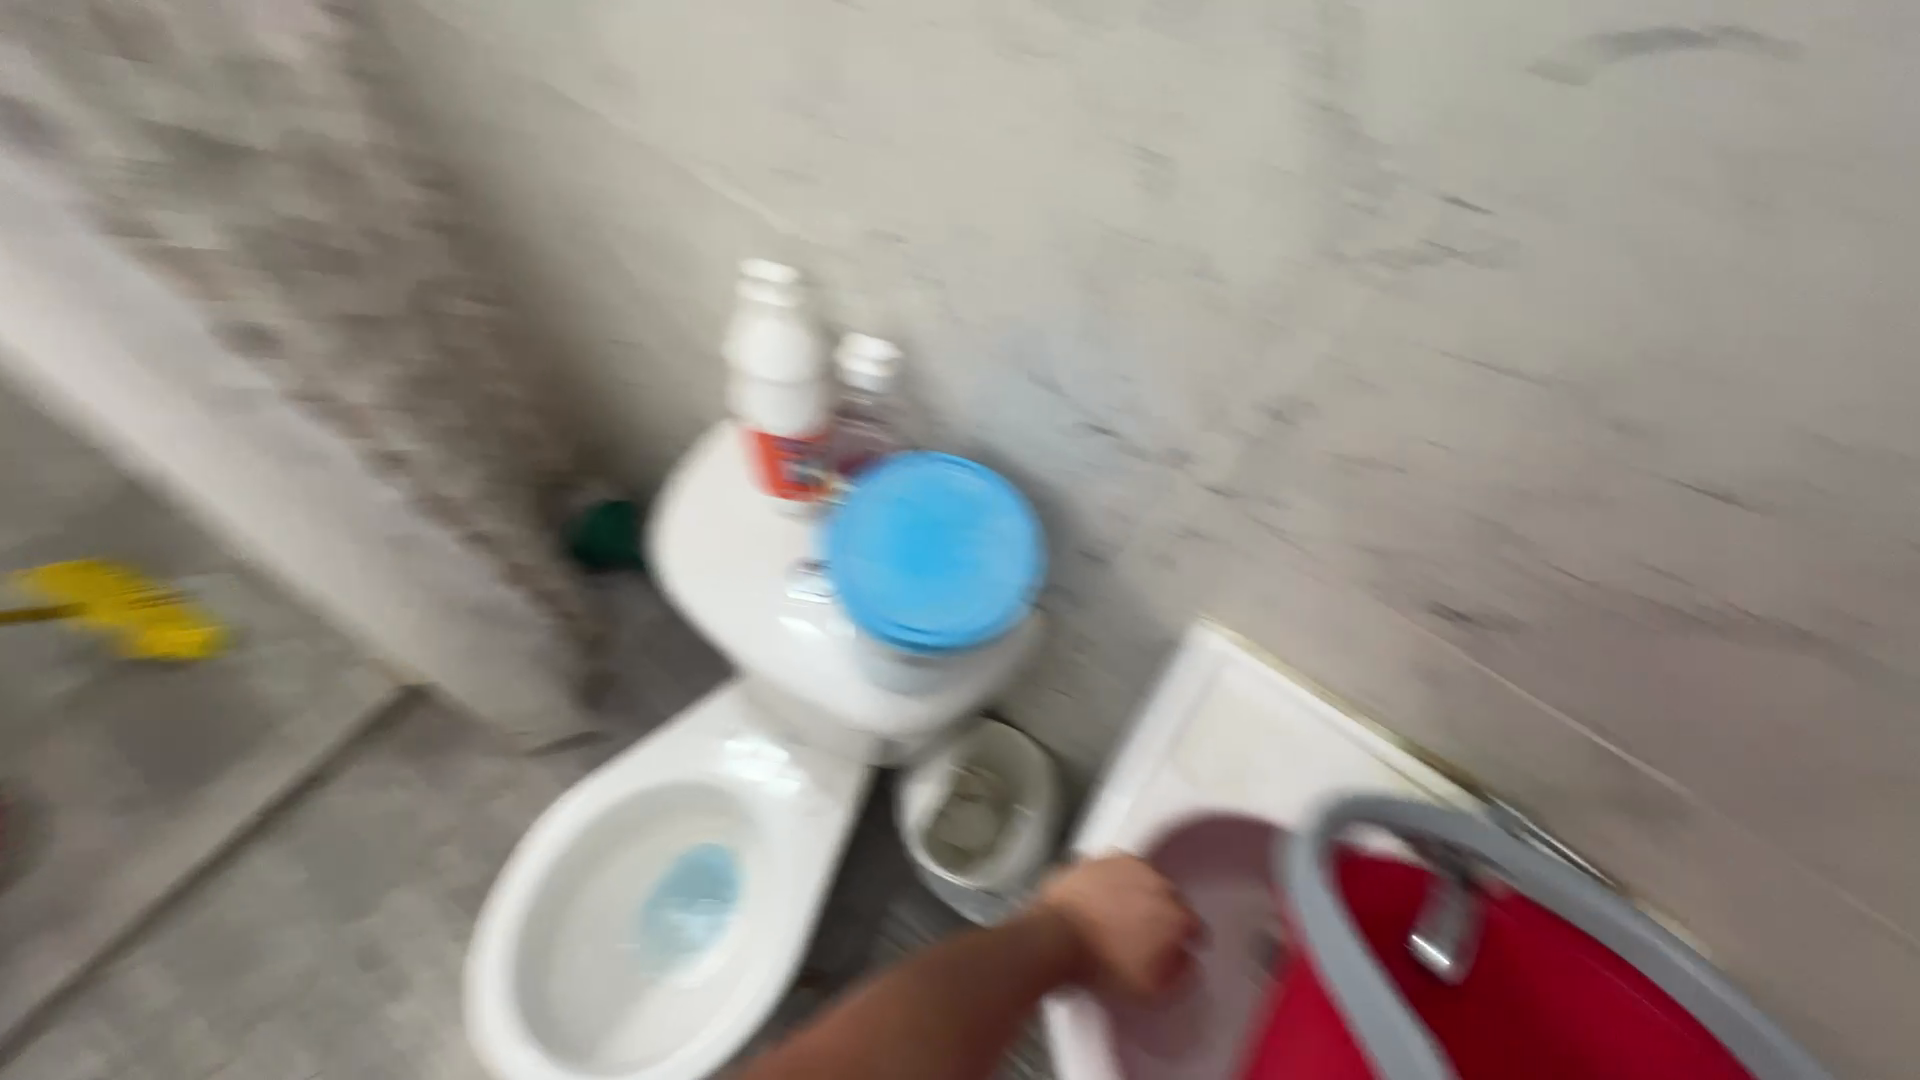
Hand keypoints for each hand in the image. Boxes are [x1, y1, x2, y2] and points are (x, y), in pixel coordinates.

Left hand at [1031, 853, 1199, 998]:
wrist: (1055, 937)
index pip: (1194, 925)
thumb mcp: (1151, 988)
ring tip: (1122, 913)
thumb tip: (1187, 959)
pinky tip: (1104, 896)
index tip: (1173, 949)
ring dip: (1140, 893)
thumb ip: (1180, 972)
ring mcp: (1126, 864)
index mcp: (1175, 914)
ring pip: (1144, 879)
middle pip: (1170, 898)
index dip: (1185, 939)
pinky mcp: (1099, 856)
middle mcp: (1156, 881)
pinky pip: (1116, 869)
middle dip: (1163, 914)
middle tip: (1145, 933)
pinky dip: (1115, 881)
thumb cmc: (1104, 966)